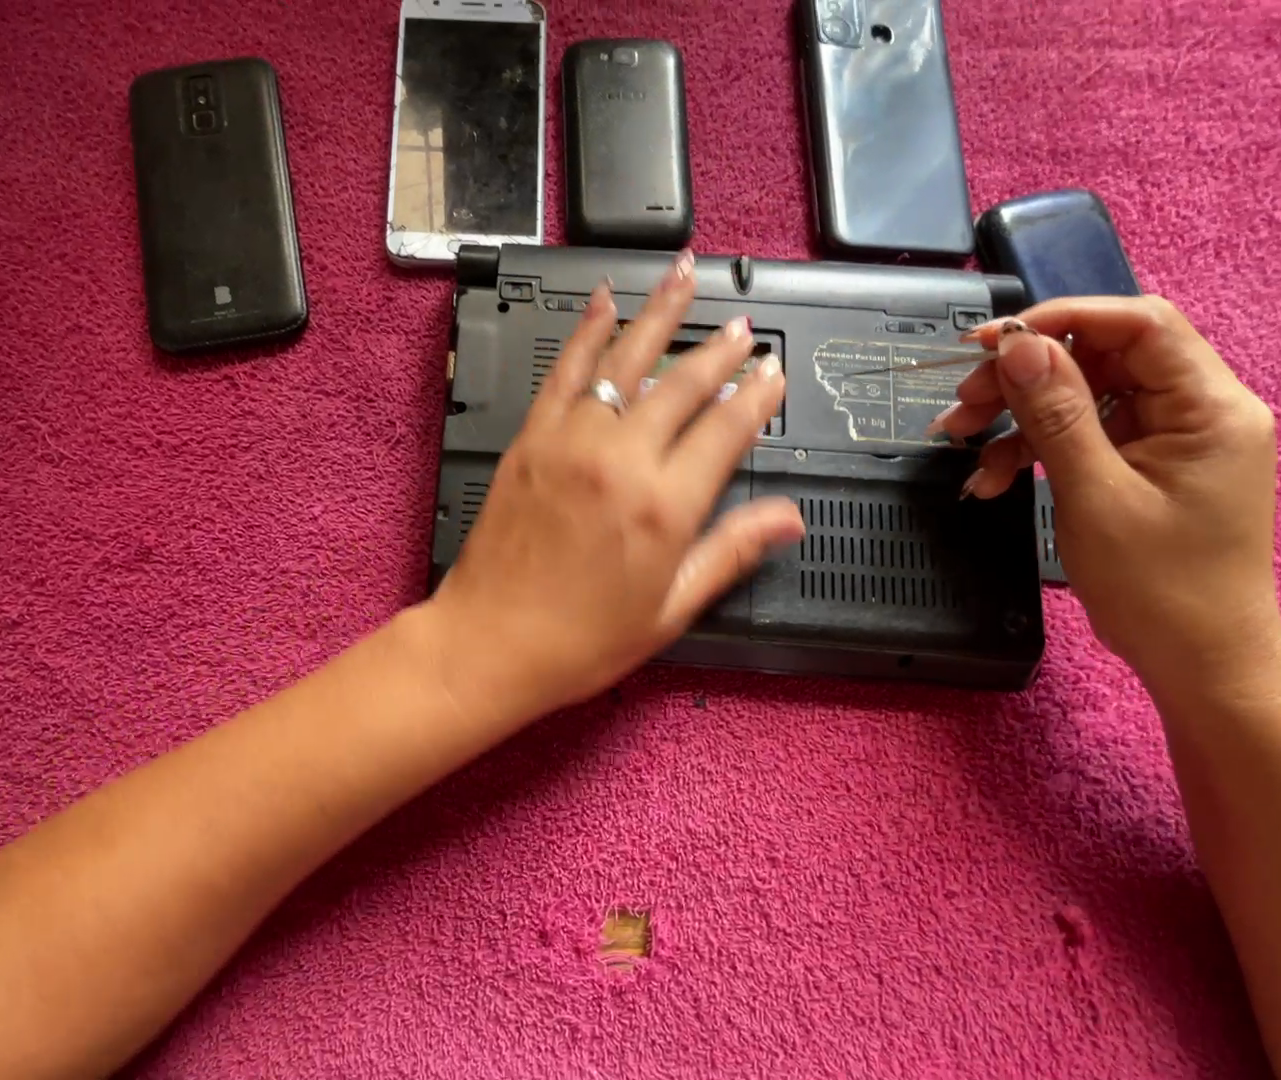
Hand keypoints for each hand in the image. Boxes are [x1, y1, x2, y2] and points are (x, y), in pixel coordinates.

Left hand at [423, 252, 801, 722]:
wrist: (490, 643)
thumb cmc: (582, 640)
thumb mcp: (670, 608)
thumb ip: (730, 552)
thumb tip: (789, 518)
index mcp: (665, 507)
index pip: (727, 431)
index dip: (757, 398)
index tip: (774, 373)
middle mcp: (621, 461)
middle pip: (683, 386)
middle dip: (719, 351)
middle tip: (743, 326)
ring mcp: (571, 442)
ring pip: (625, 361)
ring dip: (660, 315)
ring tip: (685, 275)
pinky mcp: (531, 439)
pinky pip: (564, 371)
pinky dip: (586, 331)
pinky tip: (603, 300)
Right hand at [935, 297, 1280, 703]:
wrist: (1195, 658)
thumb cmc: (1158, 583)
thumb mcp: (1096, 494)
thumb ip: (1057, 414)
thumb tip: (1020, 346)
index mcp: (1208, 406)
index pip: (1137, 325)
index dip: (1060, 321)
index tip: (988, 343)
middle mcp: (1193, 409)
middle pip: (1098, 360)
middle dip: (1023, 378)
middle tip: (960, 404)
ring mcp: (1165, 438)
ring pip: (1078, 398)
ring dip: (1015, 417)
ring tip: (959, 440)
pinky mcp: (1140, 465)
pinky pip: (1076, 437)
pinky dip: (1029, 451)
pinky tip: (990, 480)